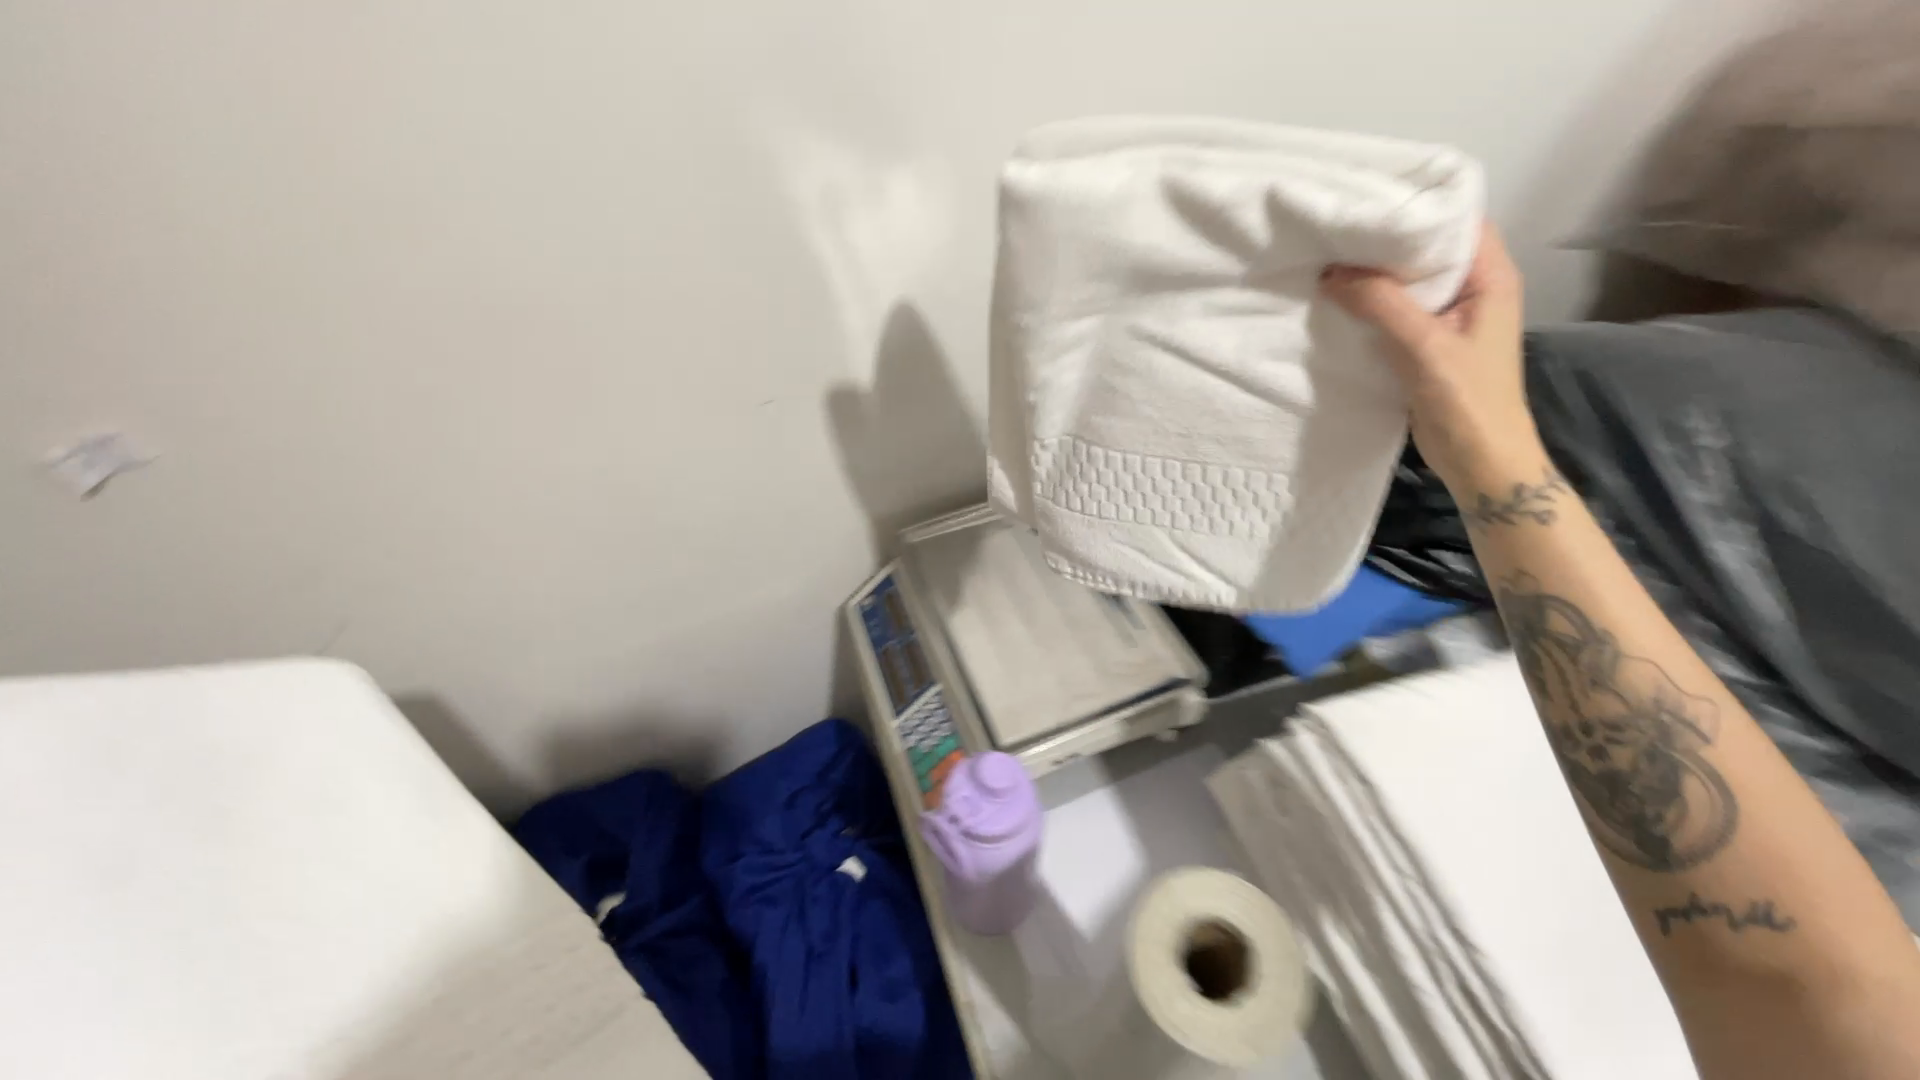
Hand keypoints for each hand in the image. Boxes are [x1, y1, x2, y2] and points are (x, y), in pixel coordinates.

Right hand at [1319, 224, 1541, 487]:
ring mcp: (1450, 316)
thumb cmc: (1467, 400)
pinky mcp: (1428, 342)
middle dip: (1385, 239)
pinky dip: (1370, 304)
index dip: (1416, 206)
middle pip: (1428, 248)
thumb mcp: (1423, 346)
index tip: (1369, 198)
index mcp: (1491, 276)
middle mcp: (1474, 288)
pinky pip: (1396, 310)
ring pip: (1409, 281)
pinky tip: (1339, 299)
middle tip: (1338, 226)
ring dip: (1374, 274)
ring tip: (1331, 257)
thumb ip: (1380, 304)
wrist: (1480, 459)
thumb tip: (1331, 273)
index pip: (1457, 220)